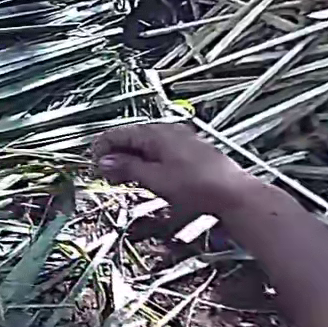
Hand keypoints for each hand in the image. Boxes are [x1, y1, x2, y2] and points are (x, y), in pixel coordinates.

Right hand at [91, 122, 256, 217]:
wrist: (235, 195)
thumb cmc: (197, 186)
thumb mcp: (154, 179)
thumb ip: (126, 168)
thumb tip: (104, 162)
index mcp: (155, 133)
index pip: (116, 134)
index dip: (100, 150)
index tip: (92, 167)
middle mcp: (167, 131)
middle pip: (130, 138)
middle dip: (114, 156)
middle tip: (105, 176)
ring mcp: (179, 139)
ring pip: (144, 146)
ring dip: (129, 161)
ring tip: (123, 179)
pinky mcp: (189, 151)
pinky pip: (158, 151)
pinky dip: (145, 162)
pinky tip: (146, 177)